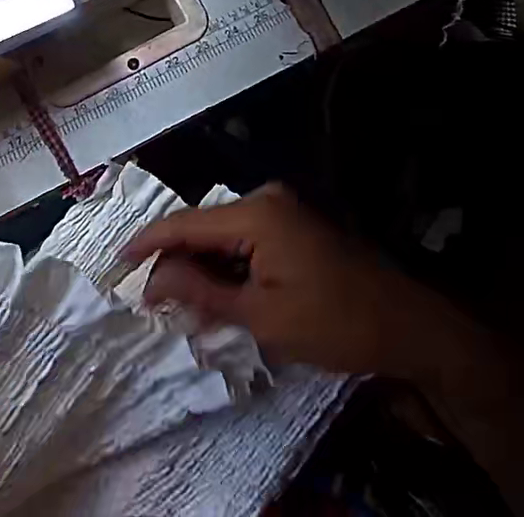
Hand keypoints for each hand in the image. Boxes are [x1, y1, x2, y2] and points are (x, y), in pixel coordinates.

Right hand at [121, 183, 460, 378]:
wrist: (407, 324)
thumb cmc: (333, 322)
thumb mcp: (260, 314)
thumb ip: (201, 291)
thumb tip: (153, 280)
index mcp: (256, 213)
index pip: (185, 223)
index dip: (147, 244)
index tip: (116, 265)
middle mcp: (266, 198)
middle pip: (203, 227)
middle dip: (175, 260)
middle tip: (149, 297)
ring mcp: (283, 209)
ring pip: (223, 235)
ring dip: (201, 265)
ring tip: (177, 299)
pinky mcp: (293, 223)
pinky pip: (245, 239)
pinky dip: (226, 264)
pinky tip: (215, 290)